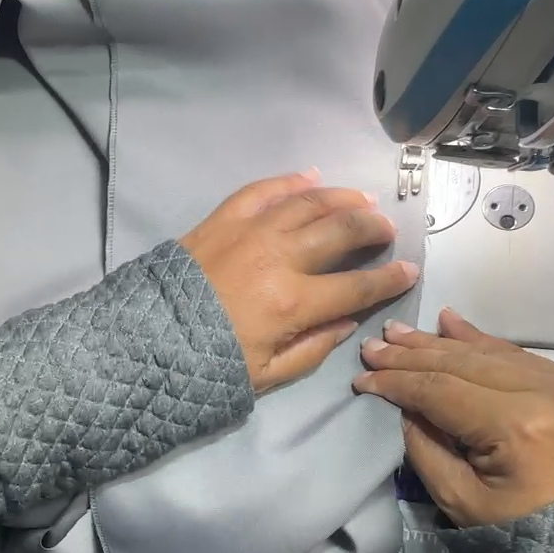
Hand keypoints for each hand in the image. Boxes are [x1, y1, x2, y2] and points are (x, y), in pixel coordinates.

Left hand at [182, 171, 418, 391]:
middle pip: (341, 232)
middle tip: (386, 229)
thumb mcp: (266, 374)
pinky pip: (263, 191)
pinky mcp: (222, 220)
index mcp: (292, 304)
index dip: (389, 279)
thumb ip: (314, 349)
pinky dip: (290, 181)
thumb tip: (349, 321)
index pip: (357, 286)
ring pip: (309, 203)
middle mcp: (278, 259)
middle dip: (373, 228)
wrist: (145, 340)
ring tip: (362, 201)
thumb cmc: (205, 362)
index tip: (408, 270)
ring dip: (342, 198)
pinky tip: (311, 178)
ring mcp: (249, 233)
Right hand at [354, 309, 553, 525]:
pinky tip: (450, 323)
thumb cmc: (522, 530)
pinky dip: (481, 340)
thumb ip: (425, 445)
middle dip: (412, 355)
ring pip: (490, 353)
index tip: (361, 377)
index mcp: (519, 428)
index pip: (442, 391)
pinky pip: (520, 356)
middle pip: (465, 365)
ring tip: (399, 332)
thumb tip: (403, 401)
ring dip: (439, 342)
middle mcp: (549, 395)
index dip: (397, 383)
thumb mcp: (458, 498)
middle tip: (372, 345)